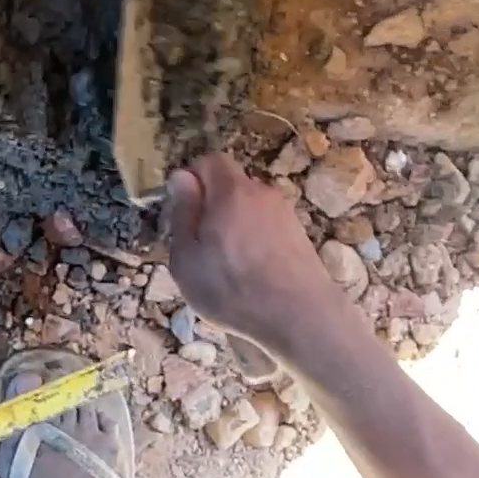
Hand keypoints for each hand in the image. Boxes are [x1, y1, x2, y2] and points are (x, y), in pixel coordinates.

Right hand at [163, 152, 345, 347]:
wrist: (297, 316)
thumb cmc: (230, 289)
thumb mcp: (186, 257)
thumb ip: (183, 213)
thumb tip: (181, 177)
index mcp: (231, 192)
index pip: (210, 161)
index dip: (191, 180)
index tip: (182, 212)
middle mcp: (261, 193)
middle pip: (230, 186)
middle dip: (211, 208)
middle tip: (199, 248)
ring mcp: (284, 213)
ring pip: (247, 210)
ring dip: (232, 228)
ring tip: (224, 268)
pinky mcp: (298, 235)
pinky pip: (264, 229)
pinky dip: (252, 243)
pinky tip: (249, 276)